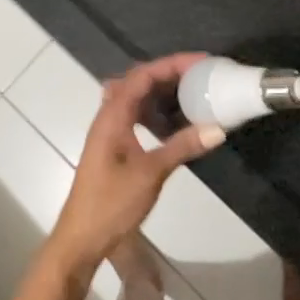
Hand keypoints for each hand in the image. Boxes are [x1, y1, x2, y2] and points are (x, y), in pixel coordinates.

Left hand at [48, 54, 225, 270]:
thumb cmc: (111, 203)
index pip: (141, 76)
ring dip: (164, 94)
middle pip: (138, 83)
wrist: (82, 237)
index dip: (171, 64)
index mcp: (112, 117)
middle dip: (170, 75)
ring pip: (138, 101)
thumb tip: (217, 128)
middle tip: (203, 76)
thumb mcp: (150, 173)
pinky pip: (138, 119)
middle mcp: (108, 118)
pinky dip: (158, 115)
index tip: (202, 62)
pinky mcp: (116, 149)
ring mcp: (111, 134)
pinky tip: (178, 125)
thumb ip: (182, 147)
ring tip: (195, 95)